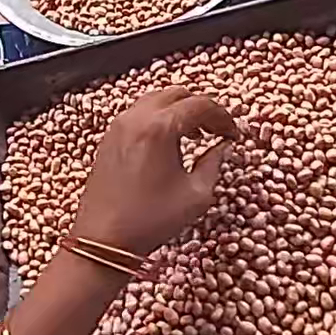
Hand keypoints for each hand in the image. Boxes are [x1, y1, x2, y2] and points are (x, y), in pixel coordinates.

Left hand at [71, 88, 238, 255]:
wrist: (103, 240)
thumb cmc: (150, 220)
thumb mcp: (195, 195)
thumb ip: (214, 164)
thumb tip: (223, 147)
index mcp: (159, 128)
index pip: (200, 105)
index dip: (222, 117)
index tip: (232, 135)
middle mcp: (135, 118)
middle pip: (176, 94)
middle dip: (200, 109)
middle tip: (215, 131)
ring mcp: (118, 127)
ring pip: (155, 101)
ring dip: (178, 112)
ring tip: (194, 136)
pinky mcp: (108, 139)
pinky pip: (138, 115)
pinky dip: (158, 120)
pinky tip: (168, 145)